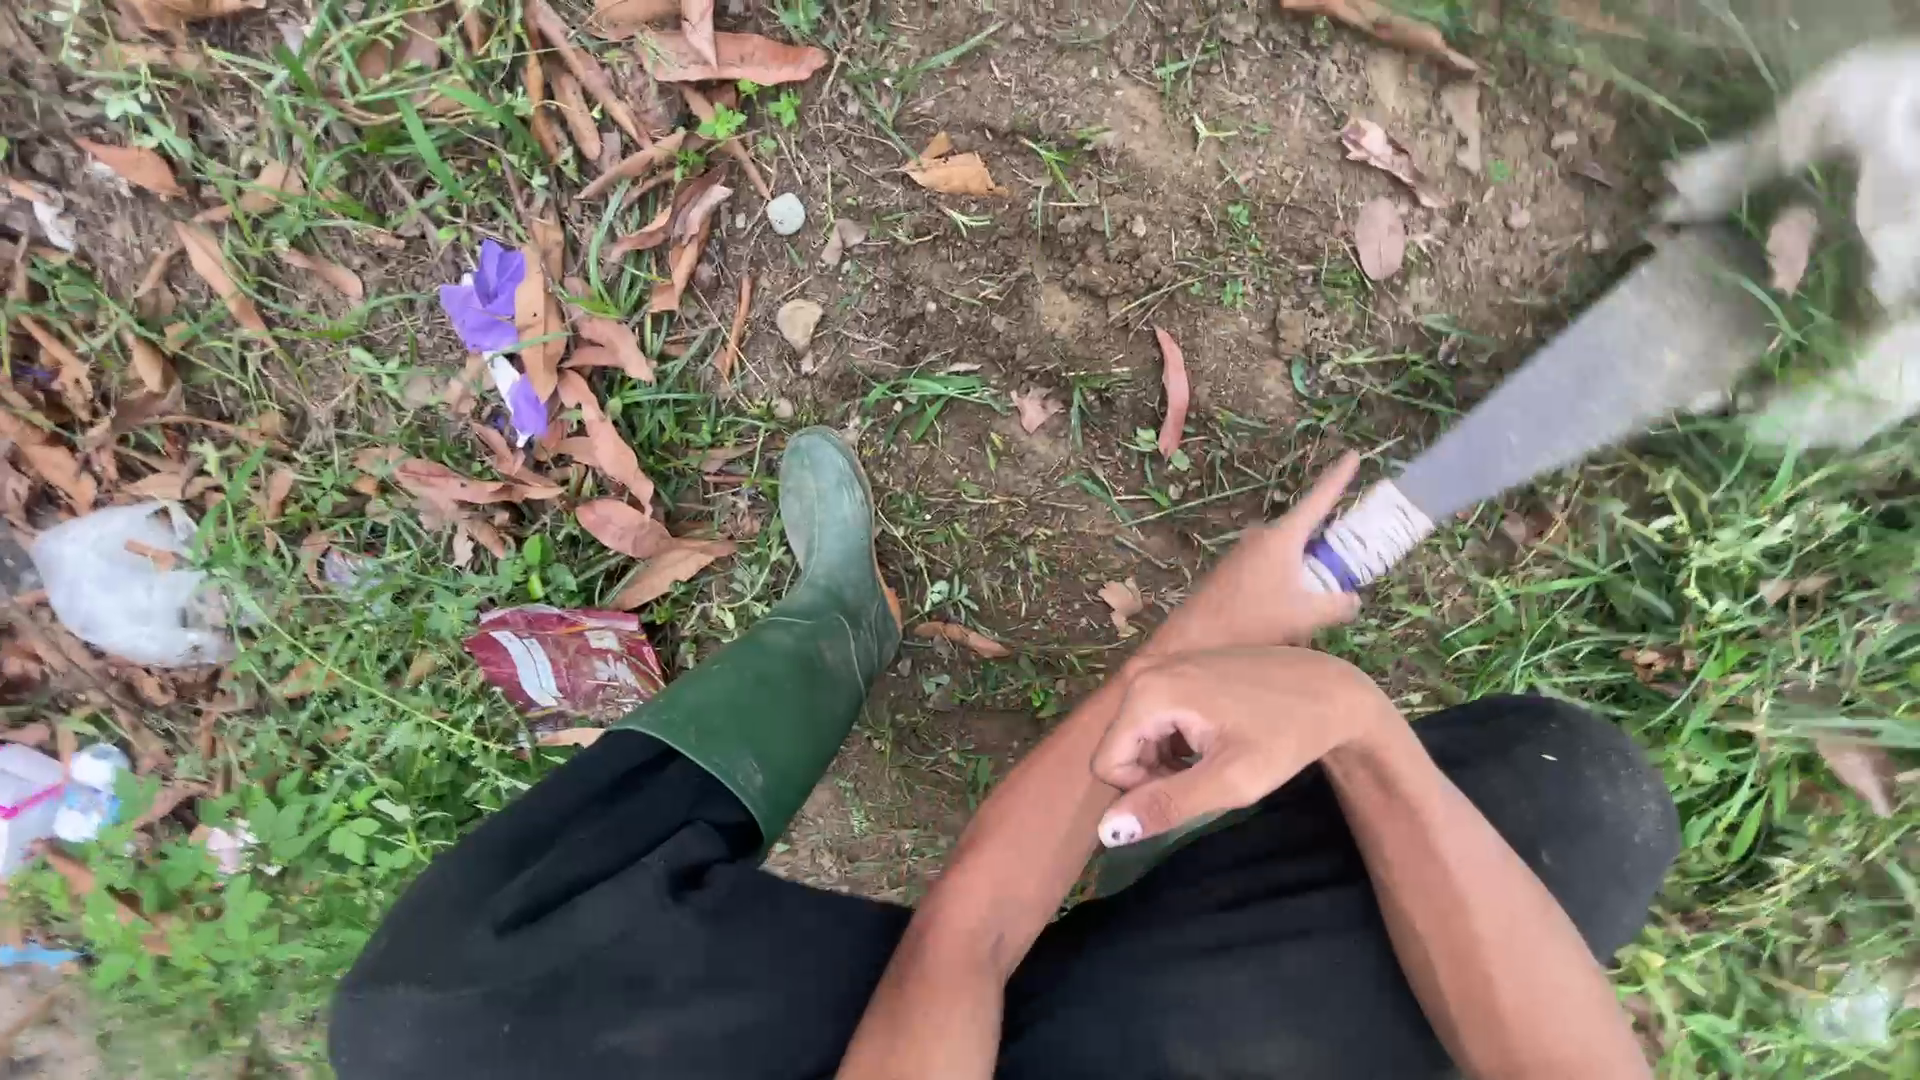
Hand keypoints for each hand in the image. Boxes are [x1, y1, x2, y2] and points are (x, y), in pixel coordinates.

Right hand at [1091, 646, 1398, 846]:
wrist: (1331, 690)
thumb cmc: (1286, 737)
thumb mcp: (1231, 782)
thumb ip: (1166, 805)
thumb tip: (1107, 831)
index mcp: (1148, 692)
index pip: (1107, 764)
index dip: (1144, 790)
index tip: (1194, 786)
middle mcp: (1143, 670)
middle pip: (1120, 745)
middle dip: (1154, 772)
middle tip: (1209, 774)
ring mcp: (1160, 663)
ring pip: (1135, 732)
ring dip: (1166, 757)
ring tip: (1215, 755)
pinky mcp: (1175, 665)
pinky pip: (1152, 714)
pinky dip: (1176, 736)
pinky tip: (1216, 736)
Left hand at [1140, 452, 1363, 659]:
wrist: (1195, 635)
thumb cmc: (1252, 619)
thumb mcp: (1307, 615)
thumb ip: (1338, 604)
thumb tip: (1352, 599)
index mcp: (1282, 537)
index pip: (1318, 500)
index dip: (1338, 478)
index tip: (1353, 455)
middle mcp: (1261, 536)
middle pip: (1306, 534)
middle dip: (1325, 554)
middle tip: (1337, 581)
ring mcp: (1243, 551)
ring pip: (1288, 558)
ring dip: (1302, 580)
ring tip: (1301, 617)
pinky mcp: (1232, 568)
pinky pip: (1269, 571)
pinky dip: (1282, 589)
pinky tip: (1277, 620)